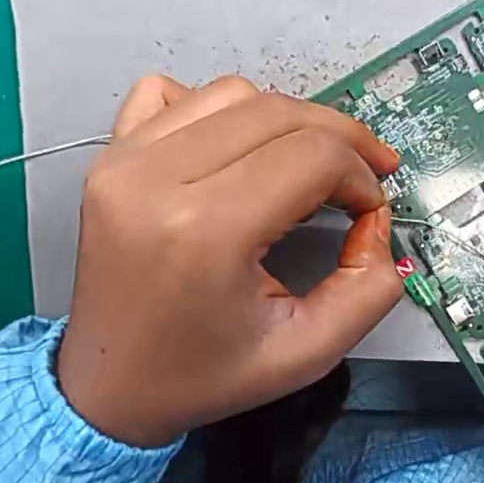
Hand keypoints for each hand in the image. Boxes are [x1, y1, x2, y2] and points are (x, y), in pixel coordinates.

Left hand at [56, 75, 401, 446]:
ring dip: (287, 123)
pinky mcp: (109, 159)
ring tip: (305, 169)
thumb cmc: (203, 377)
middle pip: (279, 113)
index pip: (313, 157)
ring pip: (234, 95)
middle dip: (340, 140)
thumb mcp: (308, 352)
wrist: (113, 387)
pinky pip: (174, 96)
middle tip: (364, 176)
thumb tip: (374, 219)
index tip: (369, 211)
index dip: (360, 176)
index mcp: (205, 232)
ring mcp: (123, 162)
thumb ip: (368, 287)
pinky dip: (221, 111)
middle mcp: (154, 180)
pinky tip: (238, 151)